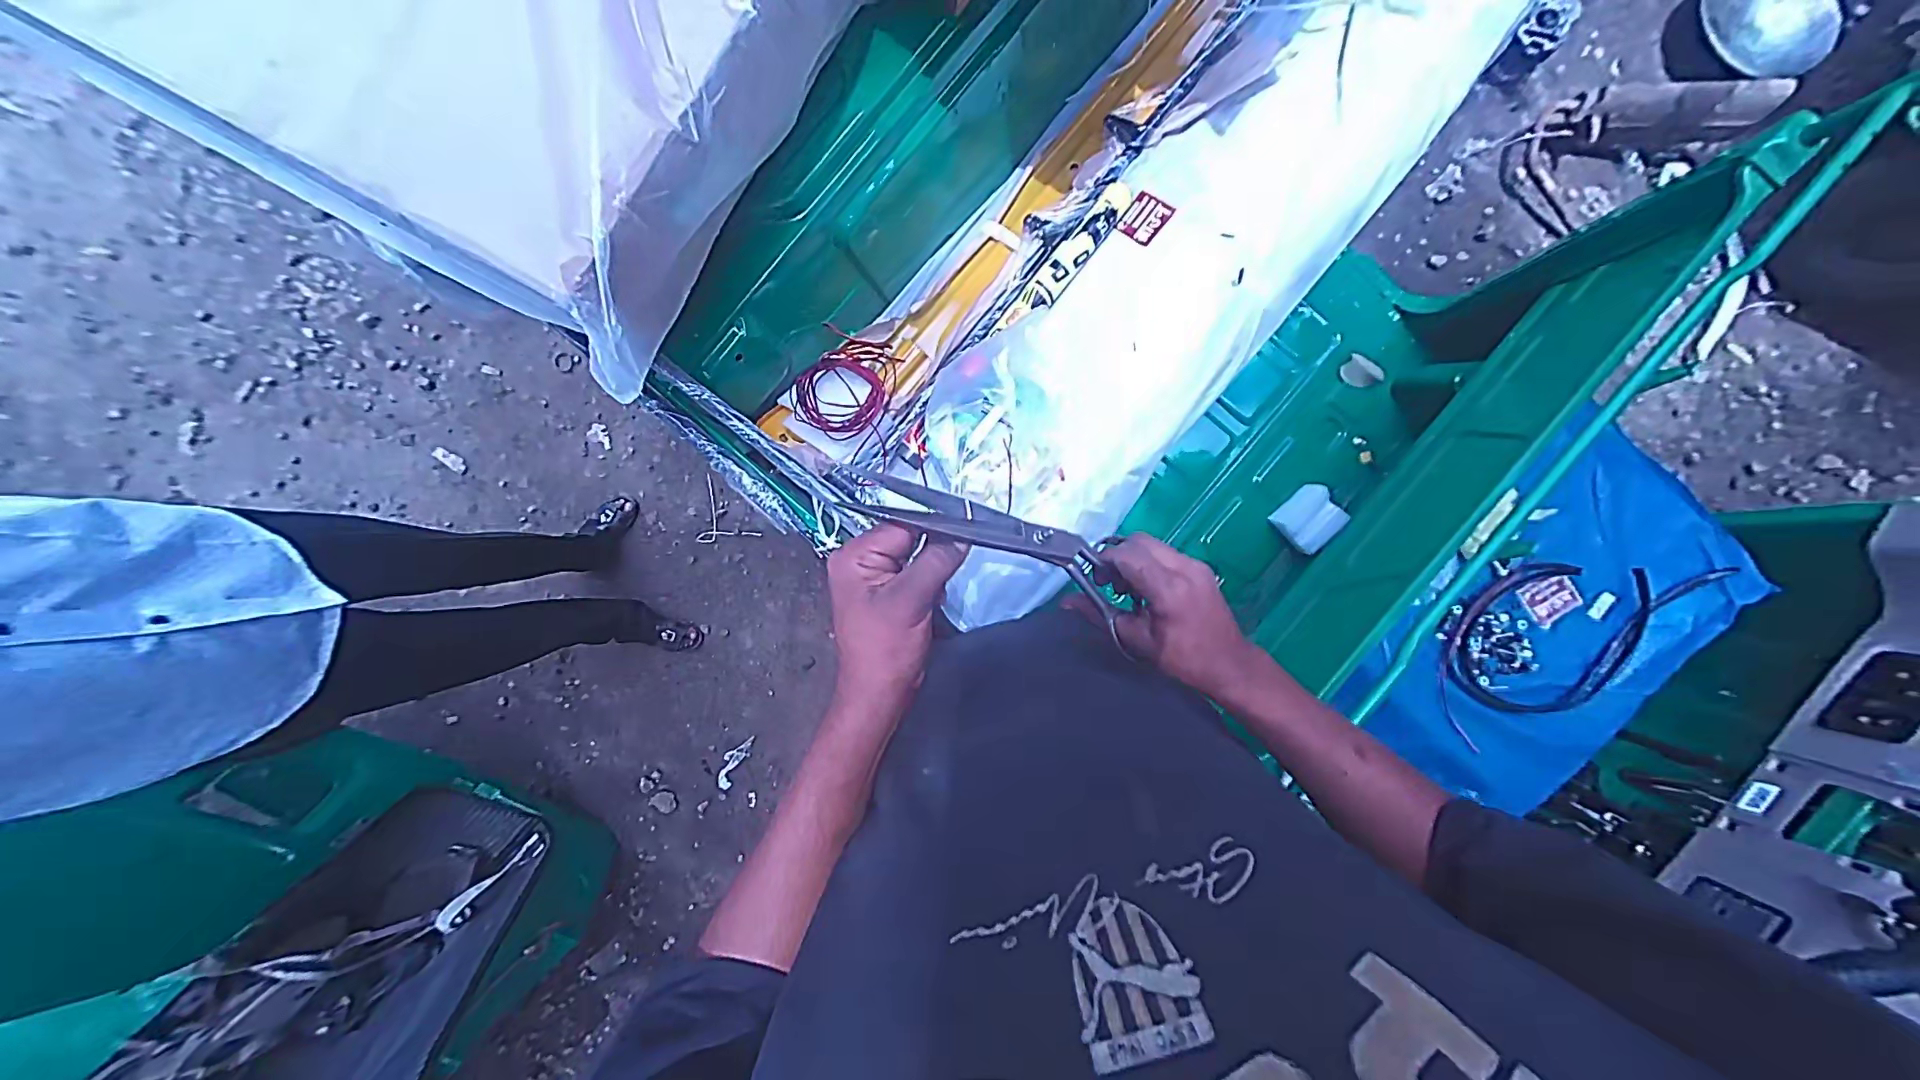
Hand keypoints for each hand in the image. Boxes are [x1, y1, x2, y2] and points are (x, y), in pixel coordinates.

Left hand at [826, 523, 966, 701]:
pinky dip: (930, 581)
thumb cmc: (884, 651)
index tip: (966, 524)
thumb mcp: (912, 600)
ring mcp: (873, 577)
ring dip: (934, 567)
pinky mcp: (889, 593)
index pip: (900, 524)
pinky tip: (935, 597)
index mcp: (854, 556)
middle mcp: (859, 560)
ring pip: (916, 555)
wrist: (879, 695)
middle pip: (908, 536)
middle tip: (958, 557)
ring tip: (938, 588)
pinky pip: (916, 573)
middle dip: (934, 548)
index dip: (933, 524)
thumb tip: (962, 535)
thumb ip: (936, 561)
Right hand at [1071, 534, 1267, 696]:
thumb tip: (1067, 601)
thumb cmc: (1183, 660)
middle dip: (1117, 556)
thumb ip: (1099, 615)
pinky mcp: (1201, 567)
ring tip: (1129, 588)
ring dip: (1133, 558)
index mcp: (1168, 587)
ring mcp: (1195, 565)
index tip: (1095, 579)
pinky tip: (1148, 588)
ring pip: (1152, 544)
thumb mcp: (1136, 640)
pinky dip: (1149, 562)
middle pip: (1138, 541)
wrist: (1230, 665)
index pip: (1127, 554)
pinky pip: (1166, 552)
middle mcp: (1184, 567)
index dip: (1104, 561)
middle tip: (1110, 583)